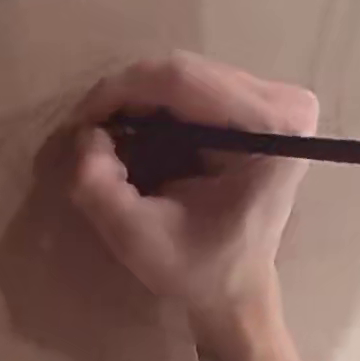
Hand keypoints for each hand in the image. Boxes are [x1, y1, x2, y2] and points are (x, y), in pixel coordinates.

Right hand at [63, 51, 317, 329]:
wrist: (233, 288)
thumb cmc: (194, 269)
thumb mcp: (135, 237)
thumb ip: (99, 187)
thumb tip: (83, 135)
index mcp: (269, 127)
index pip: (180, 80)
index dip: (116, 93)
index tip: (77, 126)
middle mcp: (282, 101)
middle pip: (182, 72)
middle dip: (122, 99)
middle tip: (86, 137)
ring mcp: (274, 101)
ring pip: (182, 77)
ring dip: (134, 104)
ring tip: (106, 142)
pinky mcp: (258, 109)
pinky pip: (190, 91)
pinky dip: (151, 111)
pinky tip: (133, 140)